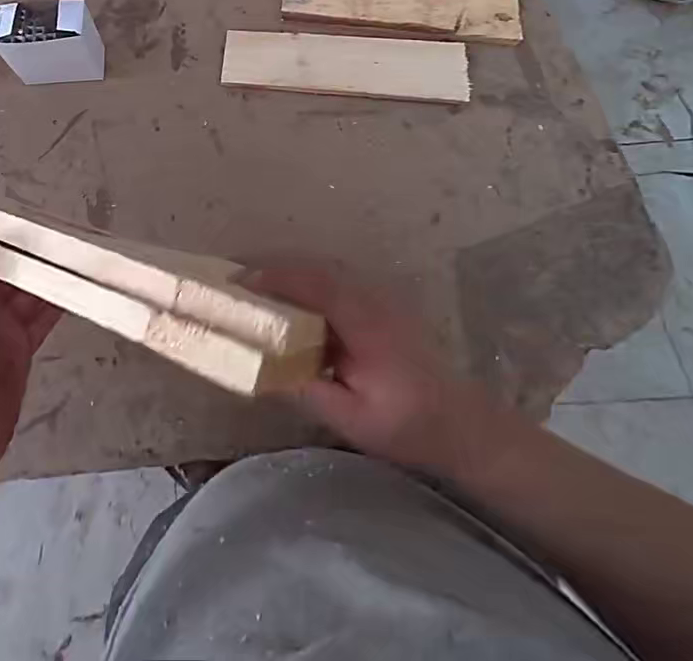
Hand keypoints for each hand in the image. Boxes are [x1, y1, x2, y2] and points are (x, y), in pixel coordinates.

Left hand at [0, 235, 61, 478]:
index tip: (23, 220)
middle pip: (6, 276)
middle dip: (29, 257)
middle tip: (61, 234)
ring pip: (27, 295)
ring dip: (47, 278)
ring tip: (74, 255)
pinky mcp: (21, 353)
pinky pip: (41, 321)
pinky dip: (56, 305)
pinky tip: (76, 288)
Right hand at [244, 266, 494, 473]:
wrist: (461, 423)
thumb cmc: (409, 425)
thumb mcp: (353, 418)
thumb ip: (309, 391)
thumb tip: (264, 369)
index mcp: (370, 325)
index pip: (320, 286)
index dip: (278, 278)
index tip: (240, 283)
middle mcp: (374, 300)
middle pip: (317, 267)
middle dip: (272, 267)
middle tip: (231, 278)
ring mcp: (377, 298)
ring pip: (323, 269)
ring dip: (284, 271)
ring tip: (247, 284)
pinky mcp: (375, 304)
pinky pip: (331, 281)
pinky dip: (300, 281)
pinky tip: (280, 297)